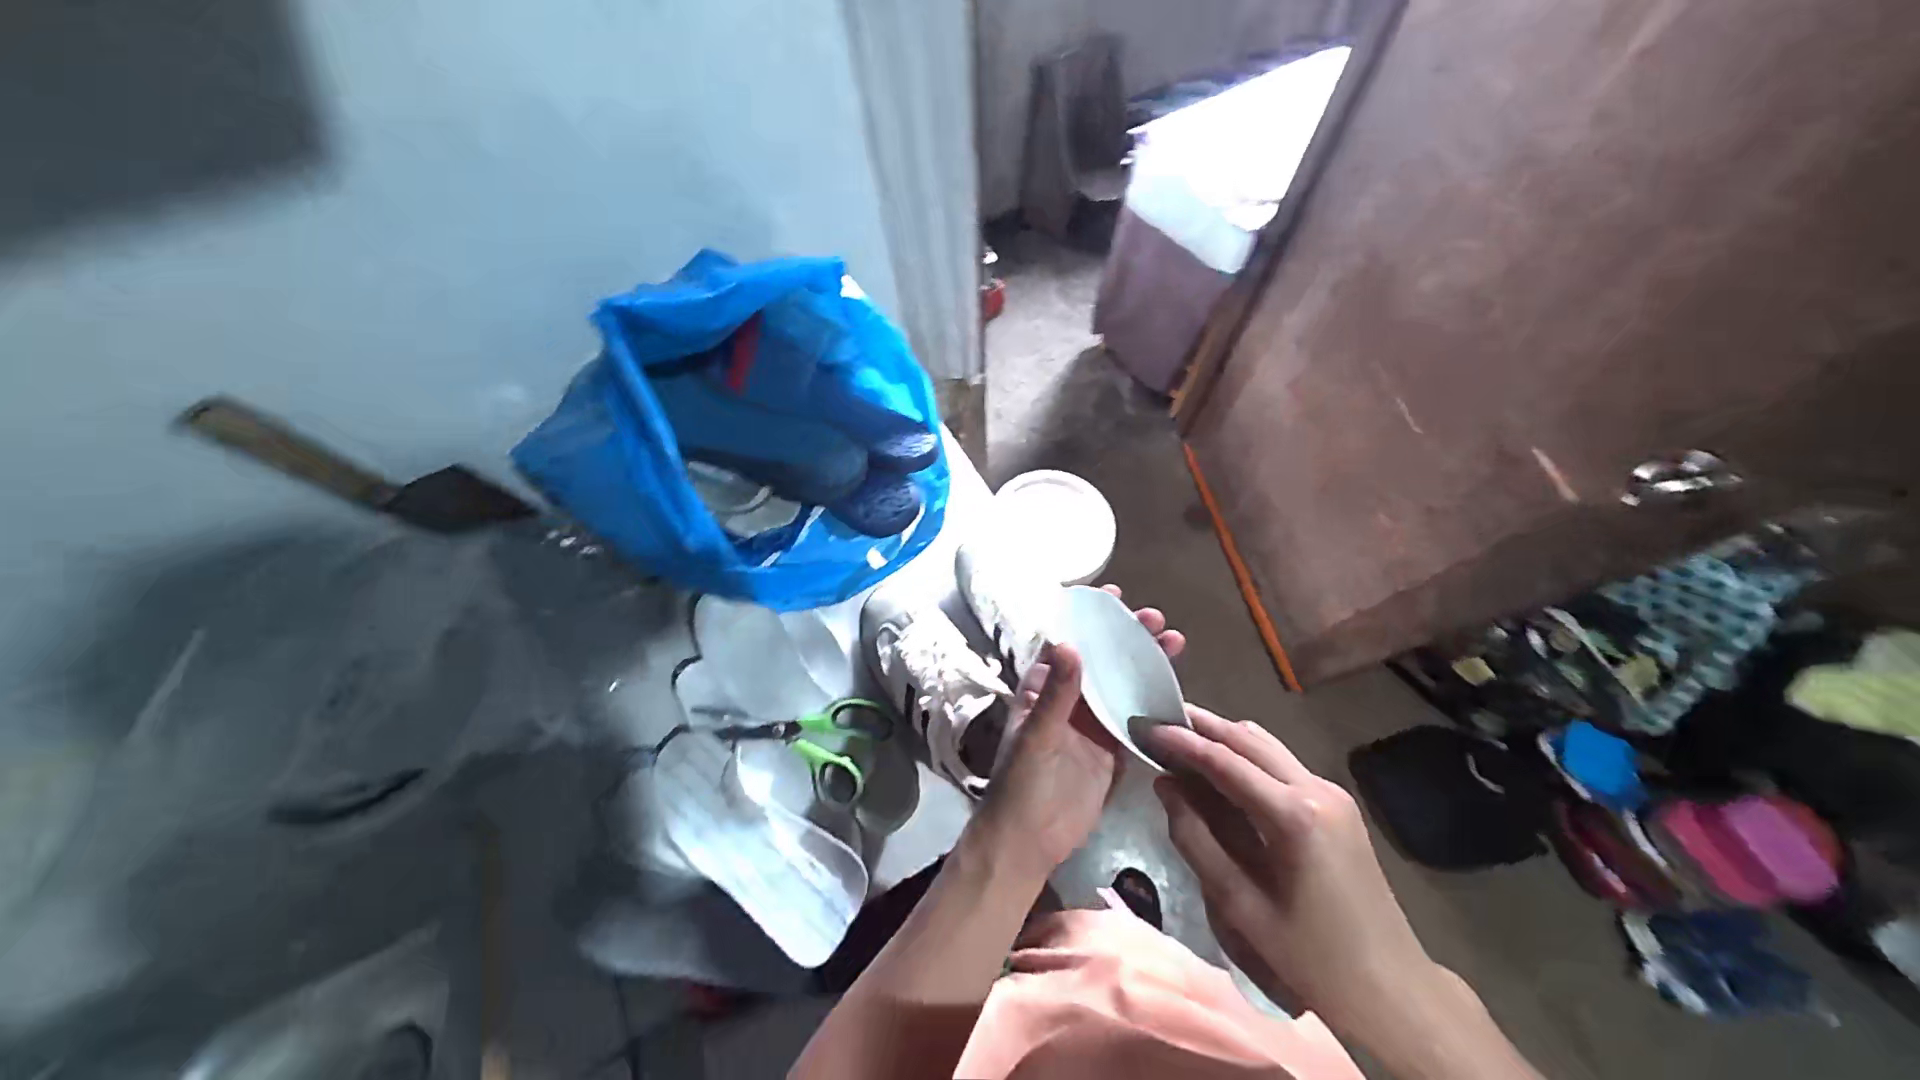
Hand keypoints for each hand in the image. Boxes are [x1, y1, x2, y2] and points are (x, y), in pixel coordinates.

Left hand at [971, 588, 1185, 881]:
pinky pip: (1133, 719)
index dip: (1088, 621)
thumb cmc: (1021, 783)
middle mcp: (1068, 702)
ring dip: (1144, 664)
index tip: (1113, 598)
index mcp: (1042, 690)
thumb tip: (1070, 644)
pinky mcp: (1110, 751)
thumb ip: (1055, 695)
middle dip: (1126, 638)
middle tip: (1155, 618)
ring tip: (1174, 641)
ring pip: (1121, 686)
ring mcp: (1091, 726)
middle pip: (1101, 662)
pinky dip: (1152, 702)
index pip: (1066, 645)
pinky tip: (1174, 687)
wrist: (1029, 840)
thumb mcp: (1036, 736)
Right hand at [1146, 707, 1440, 1031]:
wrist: (1391, 987)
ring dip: (1224, 737)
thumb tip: (1164, 785)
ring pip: (1266, 745)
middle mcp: (1316, 789)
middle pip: (1247, 739)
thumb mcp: (1238, 904)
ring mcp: (1332, 793)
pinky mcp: (1337, 804)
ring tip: (1182, 737)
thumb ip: (1194, 838)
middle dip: (1201, 726)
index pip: (1223, 760)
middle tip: (1159, 720)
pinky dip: (1246, 756)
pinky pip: (1281, 763)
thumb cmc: (1309, 956)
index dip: (1180, 741)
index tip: (1146, 726)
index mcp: (1292, 816)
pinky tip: (1221, 769)